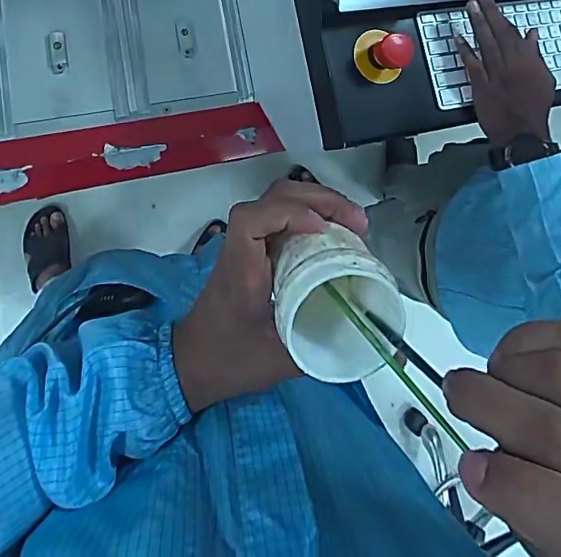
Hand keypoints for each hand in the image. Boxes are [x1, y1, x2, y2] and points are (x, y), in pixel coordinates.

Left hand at [172, 179, 367, 413]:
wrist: (194, 358)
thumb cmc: (228, 359)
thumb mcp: (278, 361)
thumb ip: (321, 350)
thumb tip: (366, 339)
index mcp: (241, 269)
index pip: (250, 220)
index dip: (286, 213)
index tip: (321, 228)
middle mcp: (241, 247)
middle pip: (272, 198)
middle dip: (319, 200)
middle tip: (357, 223)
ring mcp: (247, 243)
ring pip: (277, 201)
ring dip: (317, 202)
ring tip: (352, 223)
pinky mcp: (255, 248)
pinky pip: (282, 216)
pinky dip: (310, 215)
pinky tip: (334, 232)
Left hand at [460, 0, 556, 146]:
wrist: (523, 131)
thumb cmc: (534, 106)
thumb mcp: (544, 77)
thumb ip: (535, 54)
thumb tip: (531, 35)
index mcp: (528, 60)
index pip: (511, 30)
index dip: (498, 12)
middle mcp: (512, 63)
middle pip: (498, 31)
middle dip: (486, 10)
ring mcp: (496, 73)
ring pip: (486, 43)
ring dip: (477, 23)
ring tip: (470, 7)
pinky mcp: (481, 84)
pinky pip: (472, 63)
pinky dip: (465, 49)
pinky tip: (457, 37)